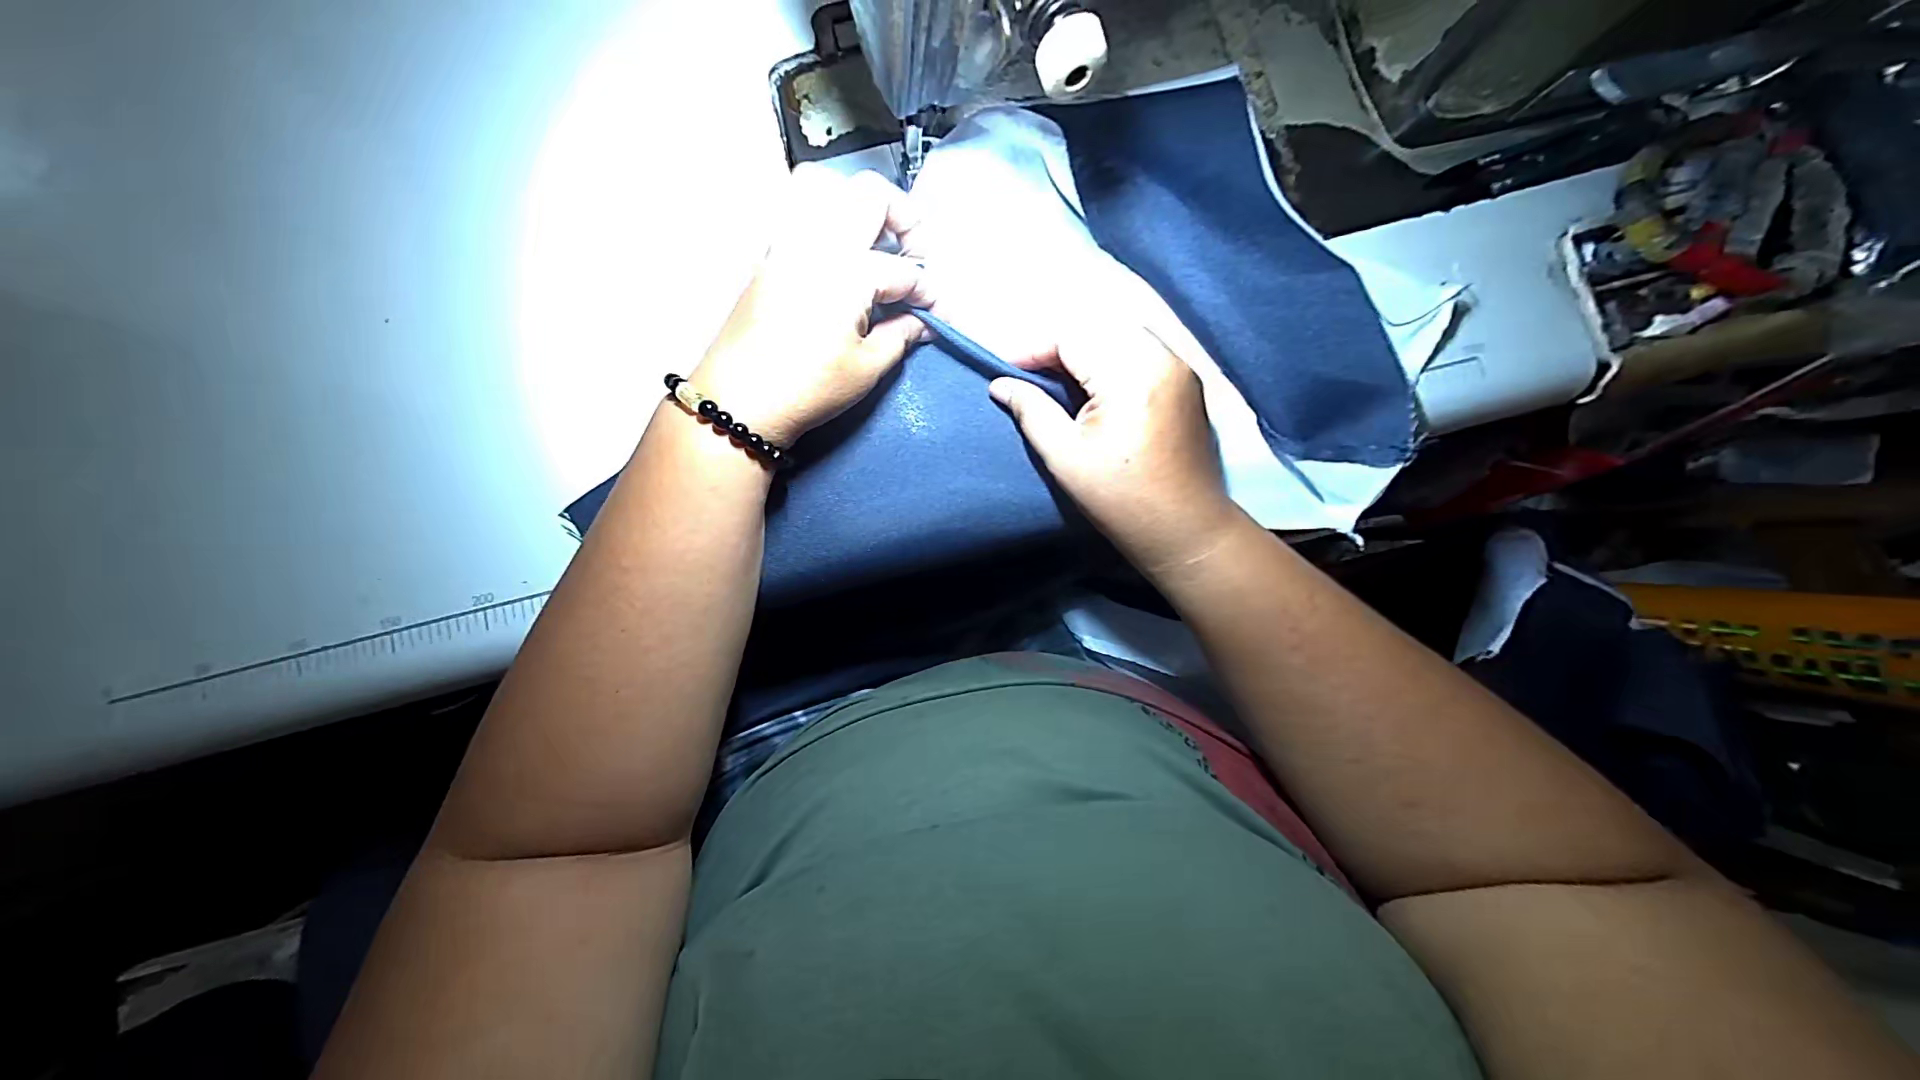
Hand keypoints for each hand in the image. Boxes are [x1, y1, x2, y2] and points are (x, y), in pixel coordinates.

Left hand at [688, 165, 931, 447]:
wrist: (740, 401)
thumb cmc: (806, 388)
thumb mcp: (867, 368)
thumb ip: (900, 335)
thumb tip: (919, 322)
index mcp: (849, 272)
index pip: (904, 270)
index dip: (928, 292)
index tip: (936, 313)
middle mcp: (818, 244)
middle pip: (871, 195)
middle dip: (904, 218)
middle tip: (915, 252)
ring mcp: (788, 244)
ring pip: (824, 186)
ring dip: (858, 203)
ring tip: (874, 237)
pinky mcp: (768, 257)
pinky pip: (795, 210)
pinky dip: (824, 217)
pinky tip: (838, 253)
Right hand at [990, 323, 1248, 575]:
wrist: (1185, 530)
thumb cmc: (1120, 499)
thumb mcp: (1064, 457)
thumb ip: (1031, 411)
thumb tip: (1000, 384)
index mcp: (1131, 376)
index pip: (1072, 337)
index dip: (1033, 349)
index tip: (1006, 371)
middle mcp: (1161, 360)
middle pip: (1099, 329)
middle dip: (1060, 346)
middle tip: (1031, 375)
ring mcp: (1180, 369)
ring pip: (1122, 335)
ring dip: (1087, 349)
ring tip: (1061, 380)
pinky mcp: (1188, 383)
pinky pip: (1143, 350)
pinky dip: (1113, 357)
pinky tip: (1096, 387)